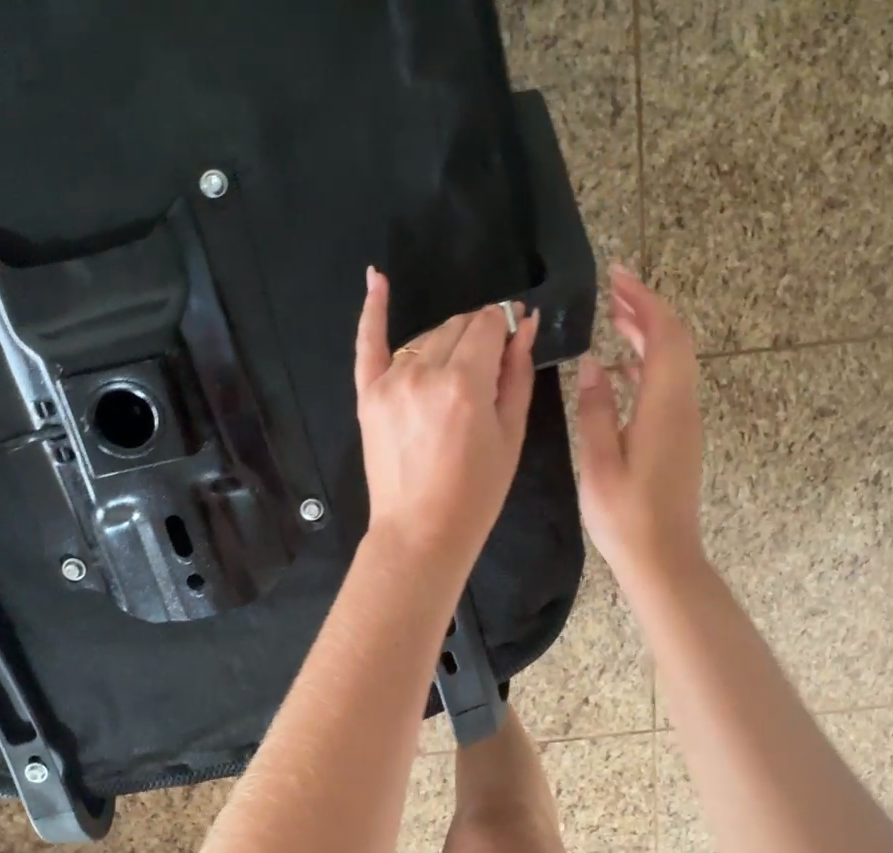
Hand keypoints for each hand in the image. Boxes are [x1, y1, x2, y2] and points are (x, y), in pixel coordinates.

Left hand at [354, 267, 537, 574]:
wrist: (421, 533)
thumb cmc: (477, 494)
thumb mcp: (511, 436)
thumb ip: (517, 374)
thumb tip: (524, 325)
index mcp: (465, 384)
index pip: (487, 326)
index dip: (504, 327)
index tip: (511, 338)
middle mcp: (424, 372)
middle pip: (457, 327)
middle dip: (478, 335)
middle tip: (489, 366)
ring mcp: (390, 382)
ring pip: (426, 336)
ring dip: (447, 342)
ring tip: (458, 372)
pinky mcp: (368, 395)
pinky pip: (368, 343)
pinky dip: (372, 311)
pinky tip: (377, 279)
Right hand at [575, 266, 704, 583]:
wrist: (663, 559)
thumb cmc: (626, 517)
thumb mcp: (599, 463)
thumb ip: (596, 409)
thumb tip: (594, 363)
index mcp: (663, 407)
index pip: (664, 336)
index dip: (644, 300)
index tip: (618, 274)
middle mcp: (681, 408)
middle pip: (675, 342)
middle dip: (647, 309)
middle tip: (614, 289)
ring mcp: (684, 424)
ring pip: (674, 363)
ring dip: (648, 334)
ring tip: (613, 317)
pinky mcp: (679, 438)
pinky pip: (668, 385)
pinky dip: (647, 363)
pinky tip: (619, 369)